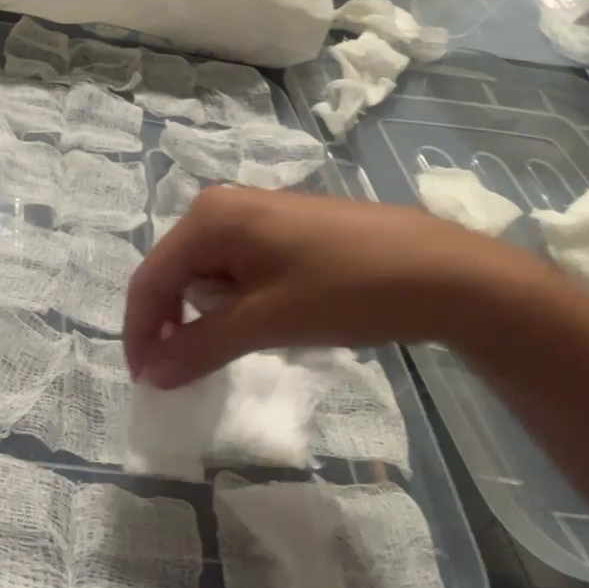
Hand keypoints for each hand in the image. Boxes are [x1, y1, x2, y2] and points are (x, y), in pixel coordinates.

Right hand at [124, 186, 559, 387]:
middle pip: (173, 272)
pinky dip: (234, 302)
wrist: (447, 272)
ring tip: (224, 353)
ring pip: (206, 272)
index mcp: (209, 217)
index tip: (146, 382)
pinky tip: (259, 325)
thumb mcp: (266, 323)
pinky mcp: (284, 227)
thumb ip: (200, 346)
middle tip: (180, 374)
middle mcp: (223, 205)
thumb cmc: (348, 290)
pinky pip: (237, 267)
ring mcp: (256, 213)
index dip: (141, 332)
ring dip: (204, 315)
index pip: (150, 278)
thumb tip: (150, 375)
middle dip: (171, 323)